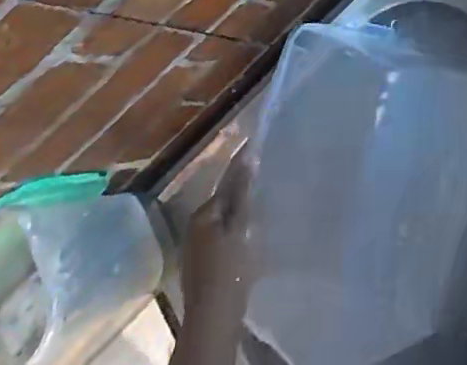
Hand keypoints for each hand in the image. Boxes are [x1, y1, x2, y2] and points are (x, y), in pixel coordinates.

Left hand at [172, 163, 252, 364]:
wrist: (215, 316)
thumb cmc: (229, 267)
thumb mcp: (241, 226)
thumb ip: (244, 193)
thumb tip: (249, 158)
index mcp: (203, 214)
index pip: (227, 182)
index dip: (244, 166)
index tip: (262, 150)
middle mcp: (195, 226)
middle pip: (225, 200)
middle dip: (245, 189)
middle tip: (271, 175)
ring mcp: (198, 246)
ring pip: (225, 218)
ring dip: (243, 209)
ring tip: (269, 198)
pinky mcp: (206, 262)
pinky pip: (225, 234)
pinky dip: (240, 227)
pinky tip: (256, 228)